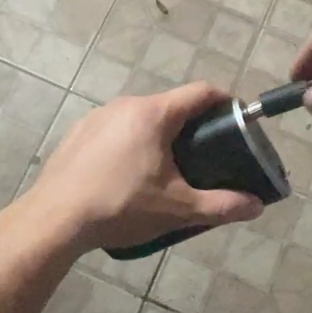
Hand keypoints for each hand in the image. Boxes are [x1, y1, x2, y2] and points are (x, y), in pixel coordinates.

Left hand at [17, 82, 264, 253]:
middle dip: (192, 127)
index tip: (237, 121)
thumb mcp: (178, 209)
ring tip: (166, 171)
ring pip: (140, 119)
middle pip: (170, 106)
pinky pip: (115, 131)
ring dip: (158, 137)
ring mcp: (97, 117)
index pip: (201, 92)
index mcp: (154, 114)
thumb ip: (222, 205)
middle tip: (205, 158)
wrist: (55, 220)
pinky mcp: (77, 134)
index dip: (225, 102)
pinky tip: (127, 176)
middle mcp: (125, 105)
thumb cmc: (121, 207)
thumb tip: (256, 206)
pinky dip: (129, 145)